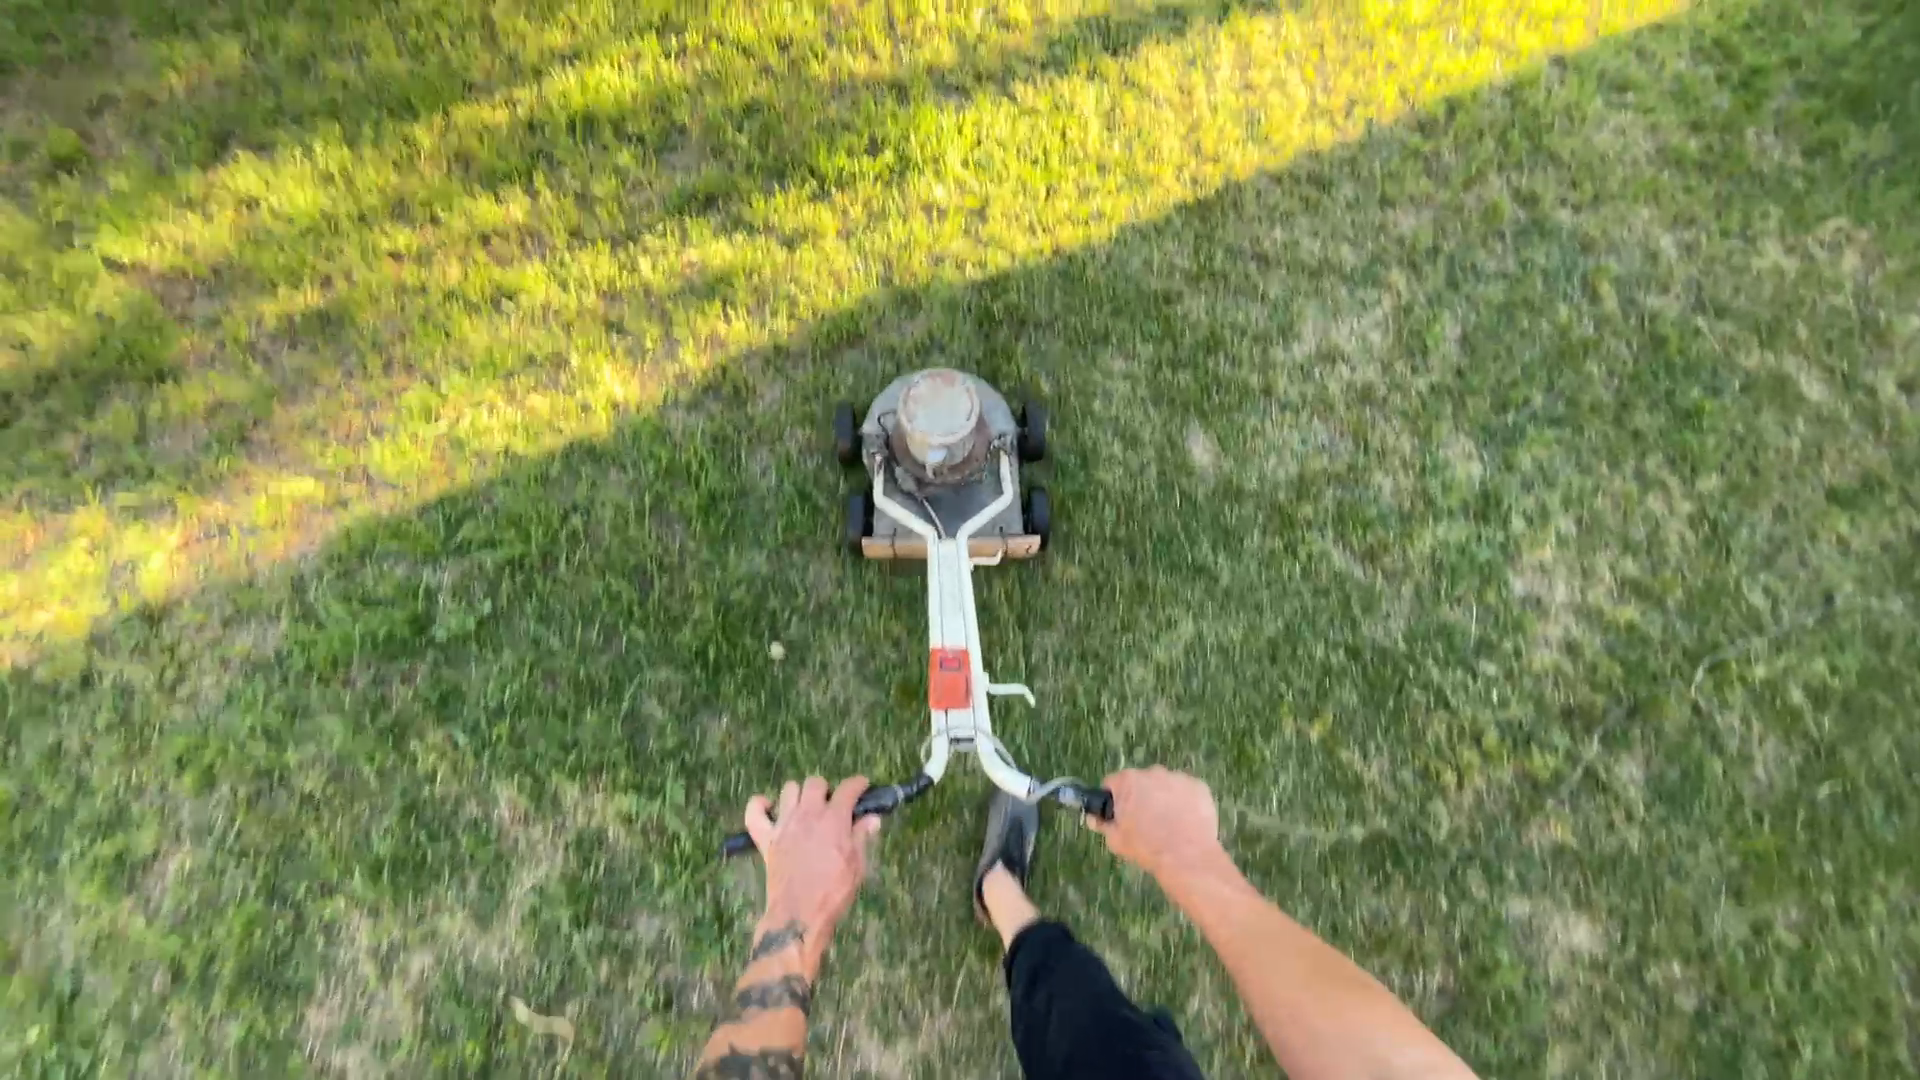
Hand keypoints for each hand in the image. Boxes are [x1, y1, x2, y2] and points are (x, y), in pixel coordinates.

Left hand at [744, 775, 881, 972]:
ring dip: (799, 796)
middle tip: (830, 807)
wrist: (799, 917)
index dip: (858, 784)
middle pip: (815, 783)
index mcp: (834, 819)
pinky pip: (754, 813)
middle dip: (826, 790)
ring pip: (789, 789)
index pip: (848, 788)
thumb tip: (872, 818)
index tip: (862, 787)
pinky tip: (770, 810)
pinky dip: (759, 806)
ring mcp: (784, 825)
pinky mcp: (766, 839)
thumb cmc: (833, 892)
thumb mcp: (857, 866)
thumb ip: (862, 837)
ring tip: (805, 810)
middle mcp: (808, 814)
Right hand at [1087, 766, 1225, 878]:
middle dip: (1140, 796)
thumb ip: (1103, 825)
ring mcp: (1178, 777)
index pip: (1113, 783)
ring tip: (1169, 823)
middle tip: (1145, 821)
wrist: (1187, 857)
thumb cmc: (1146, 848)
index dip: (1114, 799)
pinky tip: (1186, 821)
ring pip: (1165, 785)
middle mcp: (1152, 772)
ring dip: (1163, 797)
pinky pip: (1187, 791)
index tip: (1120, 814)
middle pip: (1140, 782)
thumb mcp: (1116, 840)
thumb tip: (1093, 818)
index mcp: (1127, 781)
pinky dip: (1185, 802)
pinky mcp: (1199, 786)